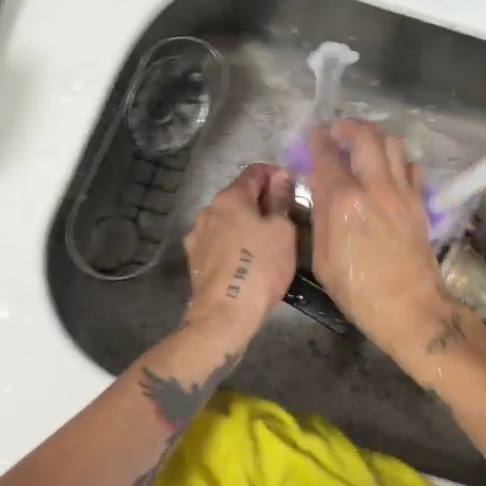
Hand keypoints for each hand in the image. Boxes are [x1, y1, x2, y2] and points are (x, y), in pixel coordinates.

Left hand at [182, 162, 297, 342]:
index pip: (255, 171)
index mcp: (230, 197)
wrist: (223, 314)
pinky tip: (244, 258)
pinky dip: (232, 241)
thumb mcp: (282, 230)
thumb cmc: (259, 267)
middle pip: (239, 195)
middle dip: (260, 201)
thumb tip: (279, 178)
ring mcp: (197, 234)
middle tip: (283, 218)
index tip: (290, 188)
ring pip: (227, 218)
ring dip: (245, 222)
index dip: (275, 175)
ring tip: (265, 241)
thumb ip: (280, 199)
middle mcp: (209, 209)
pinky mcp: (194, 258)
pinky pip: (218, 239)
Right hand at [307, 119, 454, 360]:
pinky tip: (389, 170)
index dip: (318, 140)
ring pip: (393, 143)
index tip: (314, 133)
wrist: (409, 307)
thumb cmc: (358, 291)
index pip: (327, 157)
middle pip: (365, 136)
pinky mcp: (419, 201)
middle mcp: (374, 187)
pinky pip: (411, 166)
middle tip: (339, 131)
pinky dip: (398, 160)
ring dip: (375, 137)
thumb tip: (320, 190)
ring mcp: (401, 192)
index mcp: (343, 202)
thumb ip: (319, 218)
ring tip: (364, 144)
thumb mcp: (321, 260)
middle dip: (349, 126)